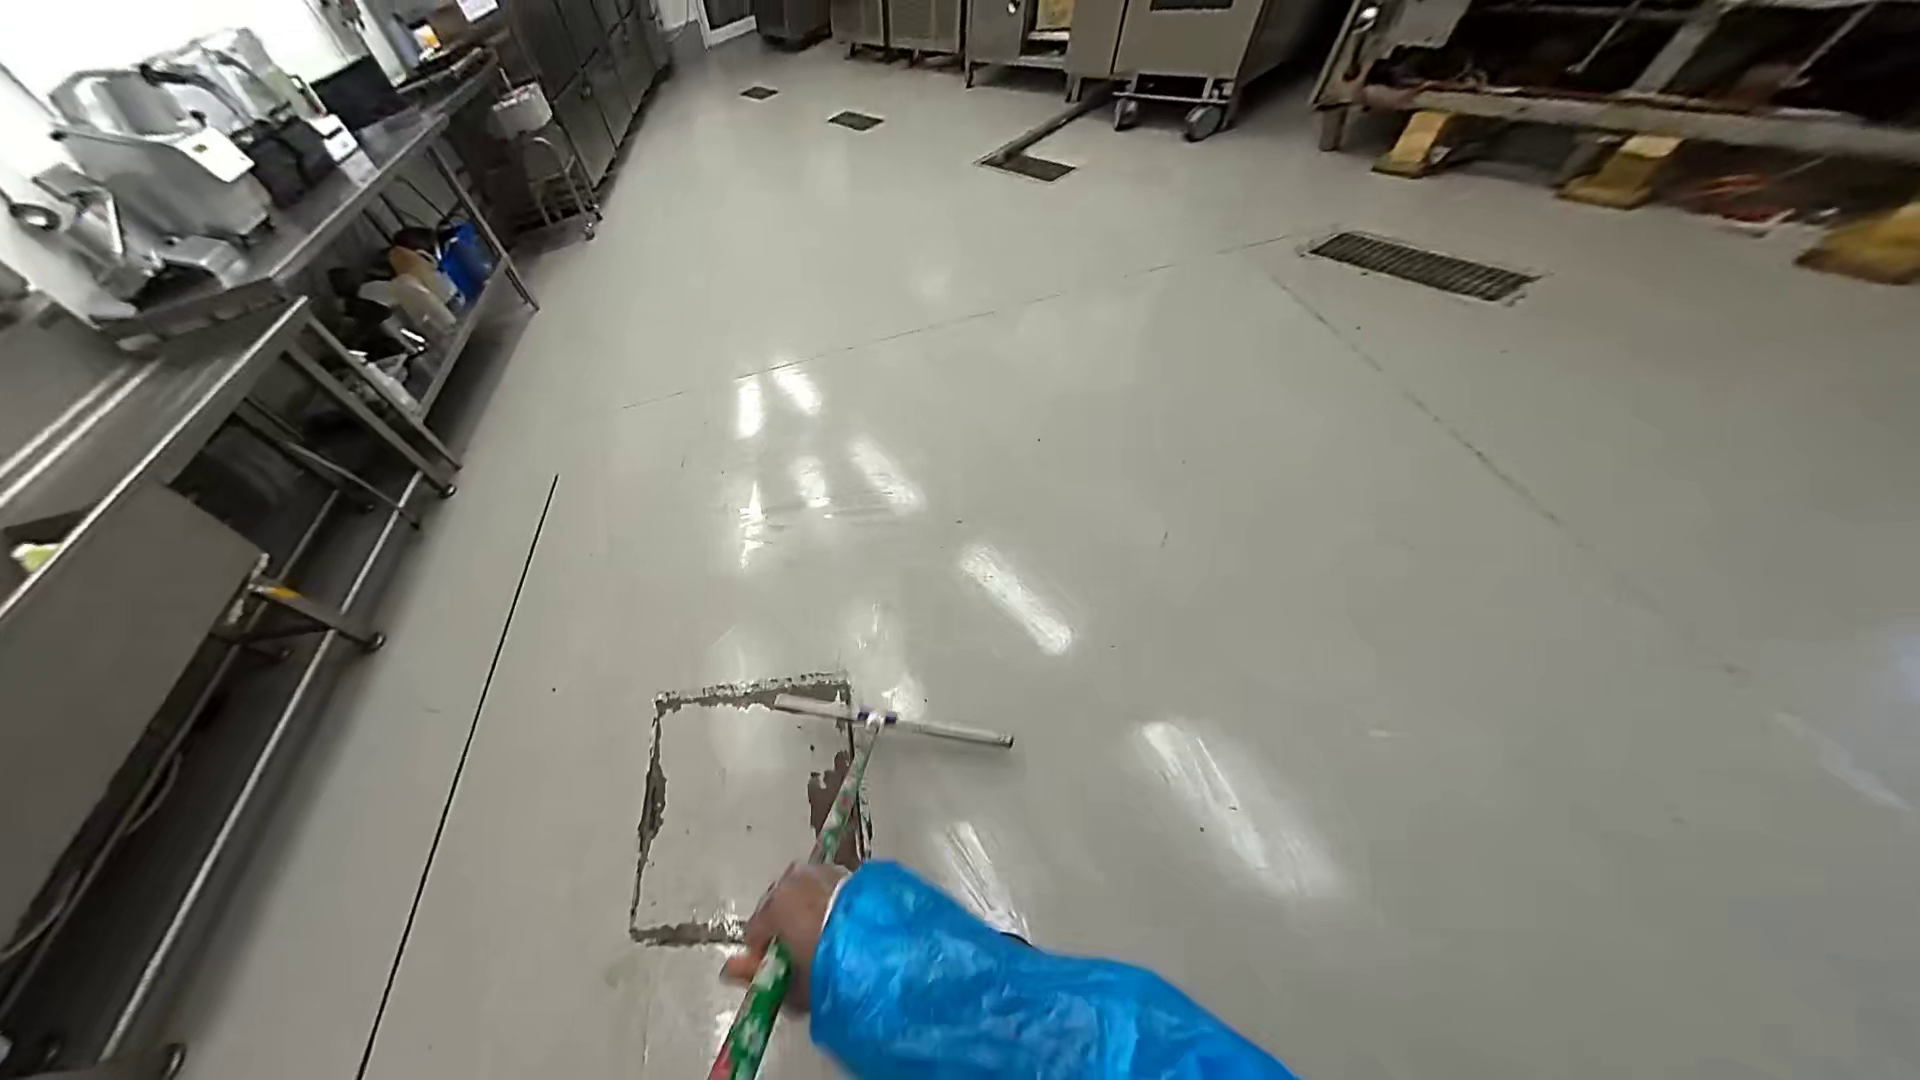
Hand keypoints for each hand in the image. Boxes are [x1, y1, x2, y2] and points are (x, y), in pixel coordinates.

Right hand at [721, 863, 847, 1011]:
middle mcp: (794, 877)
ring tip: (821, 937)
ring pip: (802, 892)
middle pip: (778, 904)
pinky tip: (838, 923)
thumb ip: (754, 975)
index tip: (776, 970)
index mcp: (775, 902)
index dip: (762, 953)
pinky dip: (826, 900)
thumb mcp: (790, 983)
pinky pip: (825, 887)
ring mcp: (821, 870)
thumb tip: (730, 971)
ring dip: (805, 910)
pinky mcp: (845, 869)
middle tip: (798, 953)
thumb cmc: (827, 963)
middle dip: (783, 926)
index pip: (754, 929)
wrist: (875, 939)